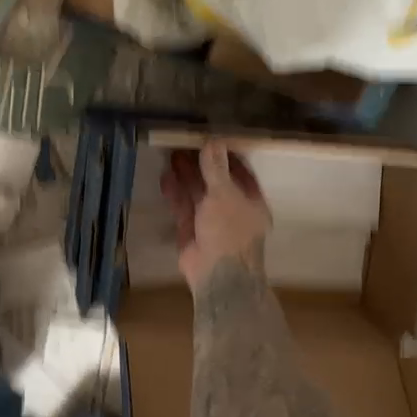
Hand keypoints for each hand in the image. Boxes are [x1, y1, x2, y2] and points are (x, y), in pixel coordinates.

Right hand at [161, 142, 271, 288]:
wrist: (217, 275)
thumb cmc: (229, 231)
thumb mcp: (224, 194)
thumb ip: (216, 169)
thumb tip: (213, 141)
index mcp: (251, 203)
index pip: (240, 173)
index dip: (224, 157)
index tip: (208, 141)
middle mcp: (232, 210)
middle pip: (215, 182)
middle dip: (200, 165)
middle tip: (183, 146)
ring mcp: (210, 222)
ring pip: (197, 194)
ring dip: (186, 177)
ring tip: (172, 156)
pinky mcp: (191, 231)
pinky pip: (183, 207)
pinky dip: (175, 193)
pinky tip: (166, 178)